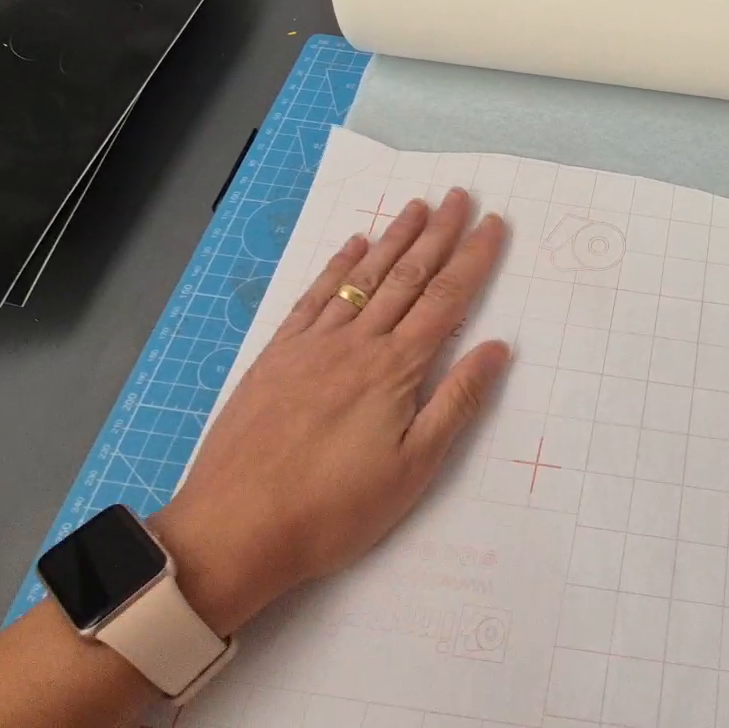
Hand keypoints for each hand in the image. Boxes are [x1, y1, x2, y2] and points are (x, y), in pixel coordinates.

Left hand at [151, 189, 508, 634]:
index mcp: (395, 369)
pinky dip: (335, 266)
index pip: (447, 300)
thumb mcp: (412, 469)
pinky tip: (351, 245)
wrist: (231, 532)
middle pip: (407, 276)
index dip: (474, 259)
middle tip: (458, 195)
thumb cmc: (333, 510)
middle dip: (438, 233)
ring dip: (393, 238)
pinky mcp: (278, 355)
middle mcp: (358, 343)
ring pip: (363, 277)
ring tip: (415, 206)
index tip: (494, 224)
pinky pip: (314, 297)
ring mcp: (313, 345)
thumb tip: (497, 348)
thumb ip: (456, 402)